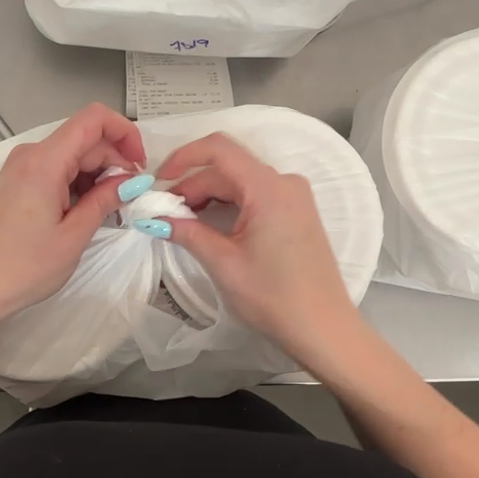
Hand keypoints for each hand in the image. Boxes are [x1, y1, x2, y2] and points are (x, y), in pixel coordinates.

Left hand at [0, 104, 146, 349]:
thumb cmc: (21, 269)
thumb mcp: (73, 237)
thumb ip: (105, 201)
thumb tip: (132, 182)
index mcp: (44, 162)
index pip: (94, 119)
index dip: (125, 133)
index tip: (140, 165)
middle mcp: (29, 155)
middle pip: (84, 138)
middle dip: (114, 161)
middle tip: (130, 198)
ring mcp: (19, 168)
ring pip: (71, 154)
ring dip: (96, 174)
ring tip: (108, 211)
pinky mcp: (14, 183)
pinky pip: (55, 169)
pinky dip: (77, 182)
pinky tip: (84, 212)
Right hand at [153, 133, 364, 363]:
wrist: (323, 328)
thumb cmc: (274, 297)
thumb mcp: (223, 263)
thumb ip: (188, 233)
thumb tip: (155, 219)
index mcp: (268, 188)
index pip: (219, 149)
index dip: (183, 156)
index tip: (159, 179)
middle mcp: (285, 183)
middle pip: (228, 168)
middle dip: (192, 184)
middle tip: (164, 212)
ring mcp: (294, 198)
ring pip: (241, 182)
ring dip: (209, 195)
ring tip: (182, 222)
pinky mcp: (297, 214)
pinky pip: (256, 196)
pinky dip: (229, 204)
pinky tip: (210, 226)